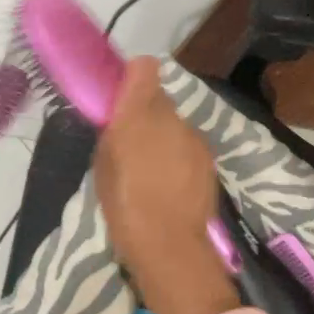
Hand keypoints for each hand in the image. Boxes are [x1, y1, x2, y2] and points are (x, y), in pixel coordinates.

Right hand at [94, 57, 238, 313]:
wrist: (168, 245)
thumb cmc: (124, 204)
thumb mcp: (104, 164)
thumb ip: (113, 132)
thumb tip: (119, 117)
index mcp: (138, 115)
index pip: (144, 69)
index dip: (134, 76)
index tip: (122, 94)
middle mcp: (171, 118)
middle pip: (160, 99)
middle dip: (146, 112)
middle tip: (131, 140)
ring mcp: (194, 138)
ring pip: (175, 124)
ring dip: (164, 135)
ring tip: (151, 167)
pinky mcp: (209, 159)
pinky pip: (188, 146)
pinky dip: (179, 155)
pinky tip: (170, 182)